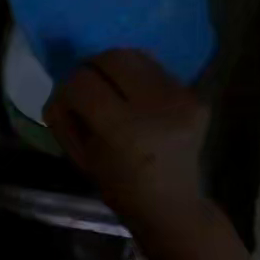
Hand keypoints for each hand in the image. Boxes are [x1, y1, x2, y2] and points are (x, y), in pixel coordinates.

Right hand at [43, 49, 208, 229]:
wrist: (171, 203)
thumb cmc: (116, 185)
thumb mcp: (77, 155)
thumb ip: (63, 117)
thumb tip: (62, 88)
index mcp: (123, 131)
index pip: (82, 83)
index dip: (67, 88)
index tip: (68, 102)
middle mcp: (156, 109)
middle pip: (113, 57)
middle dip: (91, 67)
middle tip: (87, 85)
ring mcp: (181, 100)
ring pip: (136, 55)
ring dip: (115, 68)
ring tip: (111, 88)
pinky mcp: (196, 96)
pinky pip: (155, 69)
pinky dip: (137, 76)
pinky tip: (135, 97)